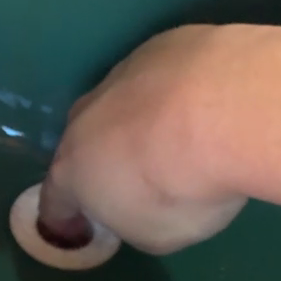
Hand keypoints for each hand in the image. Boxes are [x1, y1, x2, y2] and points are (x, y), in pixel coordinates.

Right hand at [48, 25, 267, 253]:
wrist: (225, 109)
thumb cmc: (181, 187)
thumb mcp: (157, 234)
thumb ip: (134, 222)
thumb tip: (136, 206)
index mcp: (73, 170)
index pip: (55, 200)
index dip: (64, 217)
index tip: (77, 228)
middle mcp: (85, 118)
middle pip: (85, 142)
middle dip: (104, 159)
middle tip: (140, 178)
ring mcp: (121, 76)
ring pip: (123, 104)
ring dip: (143, 122)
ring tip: (185, 139)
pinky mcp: (162, 46)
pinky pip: (163, 77)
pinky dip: (178, 92)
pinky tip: (210, 104)